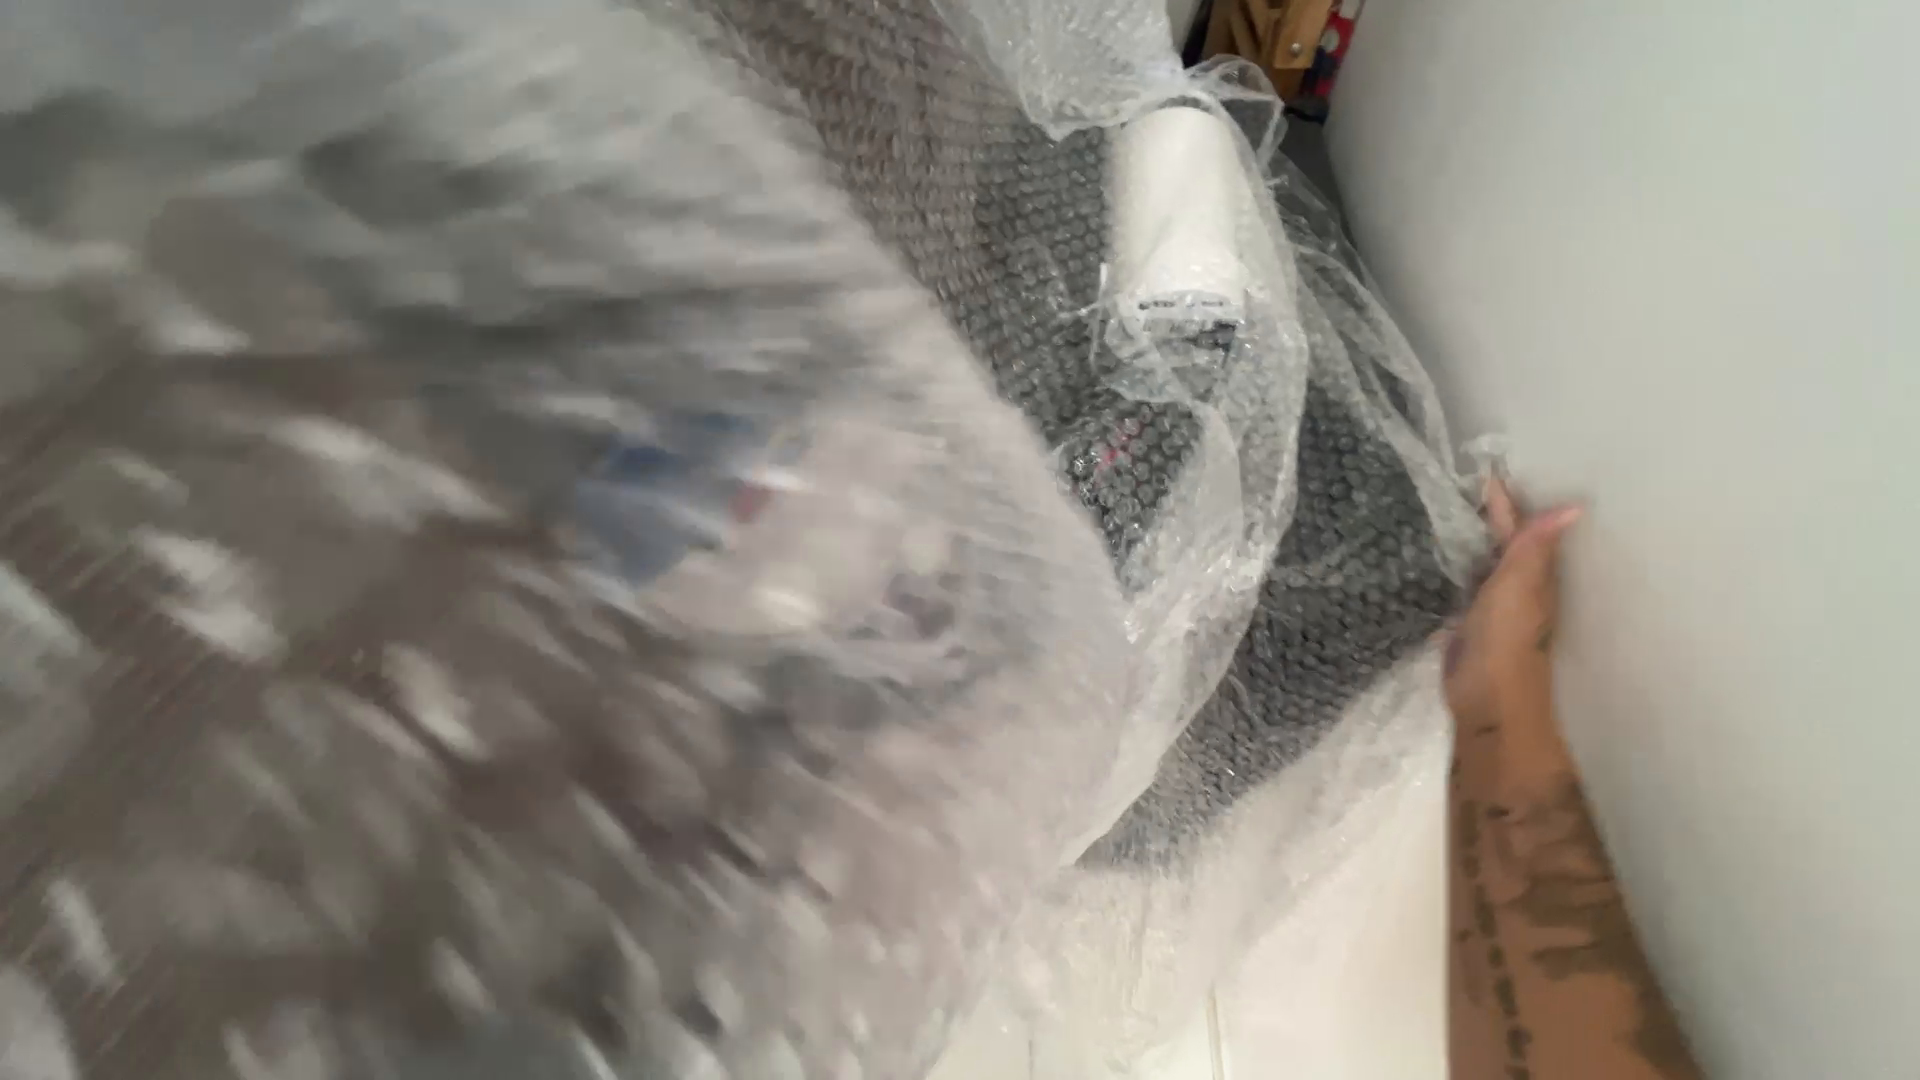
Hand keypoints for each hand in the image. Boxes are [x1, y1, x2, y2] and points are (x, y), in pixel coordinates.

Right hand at [1443, 476, 1583, 724]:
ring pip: (1482, 564)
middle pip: (1501, 544)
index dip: (1503, 504)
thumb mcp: (1516, 591)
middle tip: (1462, 487)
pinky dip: (1453, 570)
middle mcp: (1513, 587)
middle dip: (1487, 517)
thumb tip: (1574, 507)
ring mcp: (1491, 608)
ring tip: (1447, 517)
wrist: (1488, 701)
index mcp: (1527, 576)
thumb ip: (1532, 550)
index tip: (1485, 472)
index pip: (1516, 530)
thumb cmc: (1503, 643)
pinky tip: (1435, 565)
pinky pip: (1461, 586)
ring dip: (1470, 541)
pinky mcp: (1467, 625)